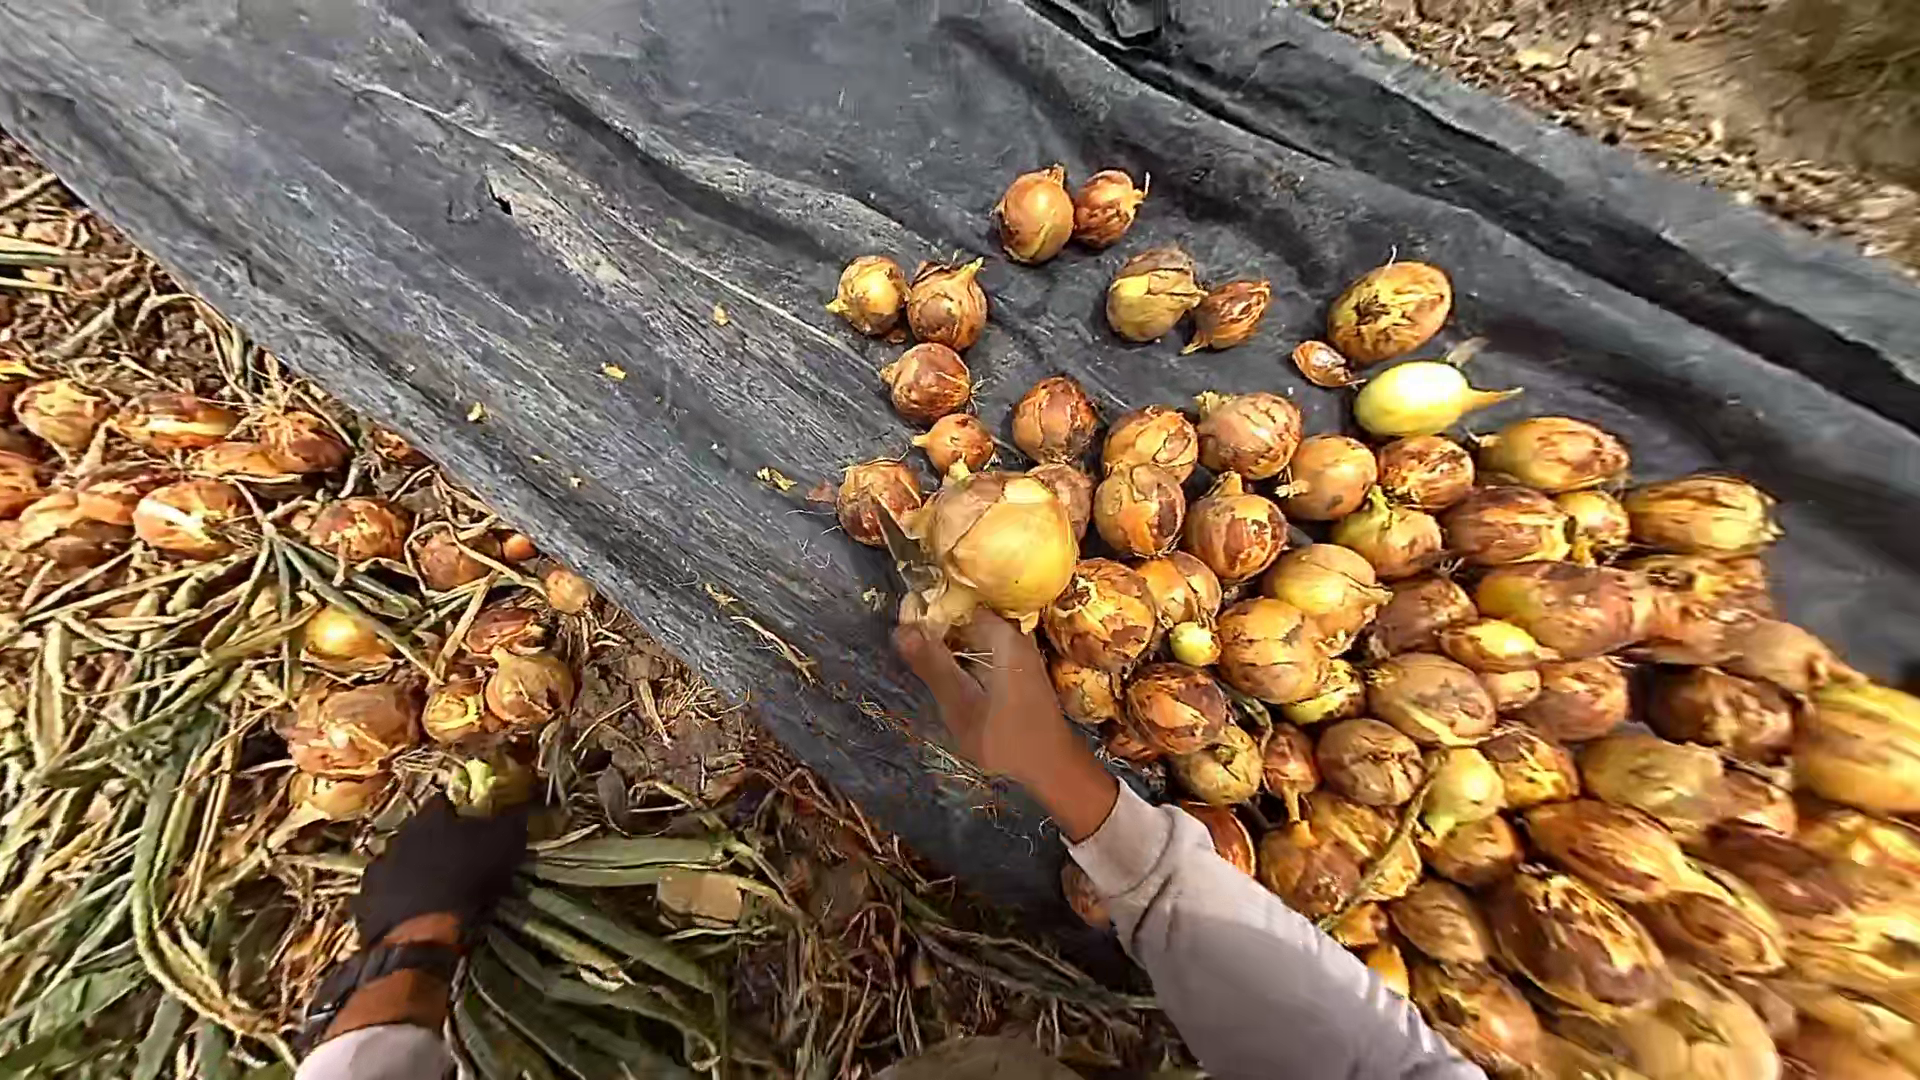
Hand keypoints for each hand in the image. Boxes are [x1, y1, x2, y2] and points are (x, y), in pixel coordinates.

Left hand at [352, 794, 527, 944]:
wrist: (427, 932)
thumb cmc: (472, 875)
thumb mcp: (508, 840)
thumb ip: (512, 817)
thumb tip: (519, 804)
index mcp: (430, 819)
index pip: (443, 801)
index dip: (457, 807)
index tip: (470, 816)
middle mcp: (397, 839)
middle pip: (418, 831)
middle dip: (433, 837)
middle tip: (454, 849)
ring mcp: (376, 873)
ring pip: (397, 861)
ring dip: (411, 866)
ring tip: (434, 879)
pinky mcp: (363, 905)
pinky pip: (383, 892)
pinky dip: (397, 894)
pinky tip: (415, 902)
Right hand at [895, 611, 1117, 840]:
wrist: (1053, 767)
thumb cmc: (1007, 738)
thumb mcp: (962, 705)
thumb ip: (933, 666)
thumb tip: (901, 630)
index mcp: (1004, 636)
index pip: (961, 604)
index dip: (932, 609)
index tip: (906, 619)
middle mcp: (1016, 636)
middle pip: (969, 617)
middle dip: (939, 624)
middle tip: (908, 637)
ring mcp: (1020, 651)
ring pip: (977, 633)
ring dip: (952, 640)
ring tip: (921, 648)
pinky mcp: (1020, 667)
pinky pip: (986, 647)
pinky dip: (967, 652)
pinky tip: (949, 666)